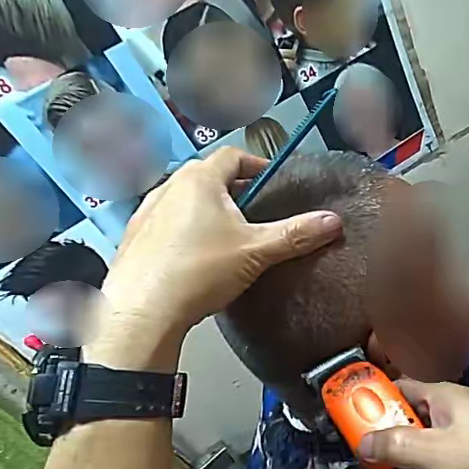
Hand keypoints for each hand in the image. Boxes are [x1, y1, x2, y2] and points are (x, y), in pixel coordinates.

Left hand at [86, 149, 340, 370]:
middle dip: (235, 190)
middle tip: (258, 212)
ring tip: (229, 236)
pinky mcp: (134, 238)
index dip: (257, 165)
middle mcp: (168, 187)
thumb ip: (297, 234)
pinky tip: (198, 257)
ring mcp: (146, 212)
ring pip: (185, 200)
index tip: (274, 180)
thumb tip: (333, 221)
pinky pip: (167, 223)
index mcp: (199, 180)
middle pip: (209, 176)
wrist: (142, 312)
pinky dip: (186, 230)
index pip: (233, 155)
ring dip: (208, 210)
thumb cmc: (198, 271)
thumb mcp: (258, 251)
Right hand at [357, 380, 468, 468]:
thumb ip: (398, 445)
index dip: (371, 405)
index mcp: (444, 397)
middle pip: (406, 429)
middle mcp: (451, 416)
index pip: (398, 390)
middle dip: (388, 457)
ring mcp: (463, 444)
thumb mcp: (440, 453)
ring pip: (420, 460)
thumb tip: (359, 442)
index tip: (348, 429)